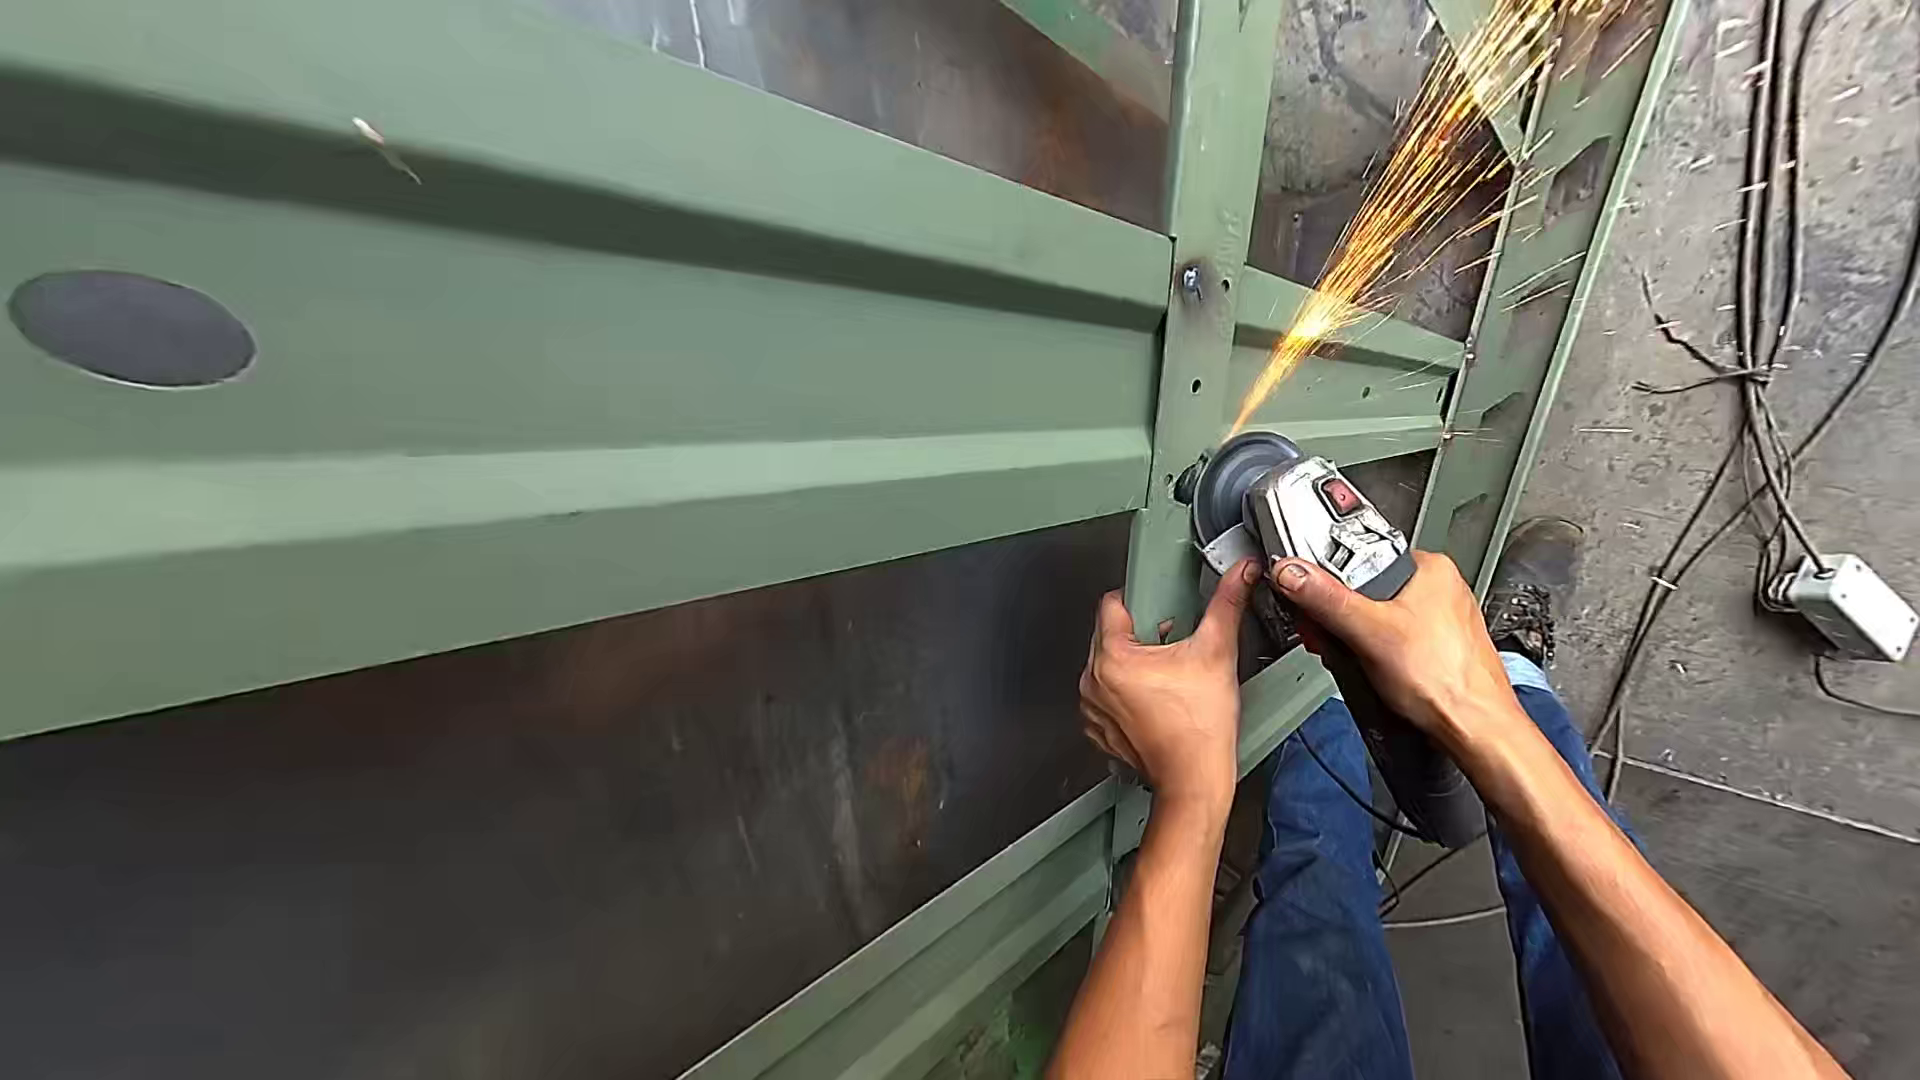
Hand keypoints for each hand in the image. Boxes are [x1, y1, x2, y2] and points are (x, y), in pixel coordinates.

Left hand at [1077, 559, 1259, 811]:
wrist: (1194, 781)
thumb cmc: (1200, 729)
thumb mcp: (1217, 653)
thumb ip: (1226, 605)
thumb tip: (1239, 576)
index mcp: (1112, 656)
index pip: (1111, 603)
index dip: (1138, 599)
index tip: (1157, 607)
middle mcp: (1093, 679)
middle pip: (1108, 633)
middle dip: (1138, 633)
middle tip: (1169, 644)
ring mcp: (1093, 704)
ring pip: (1105, 663)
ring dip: (1130, 662)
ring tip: (1164, 674)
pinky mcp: (1098, 724)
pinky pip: (1105, 692)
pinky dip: (1123, 690)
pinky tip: (1153, 697)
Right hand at [1269, 550, 1524, 749]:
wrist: (1474, 731)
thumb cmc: (1446, 682)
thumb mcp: (1369, 631)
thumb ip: (1325, 598)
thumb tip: (1290, 572)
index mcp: (1429, 569)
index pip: (1356, 556)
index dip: (1325, 579)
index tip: (1310, 598)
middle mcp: (1434, 587)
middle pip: (1357, 586)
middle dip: (1333, 613)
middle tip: (1327, 633)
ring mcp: (1431, 616)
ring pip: (1365, 611)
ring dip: (1344, 633)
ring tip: (1345, 651)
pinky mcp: (1425, 641)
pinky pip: (1378, 632)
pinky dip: (1362, 646)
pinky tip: (1362, 661)